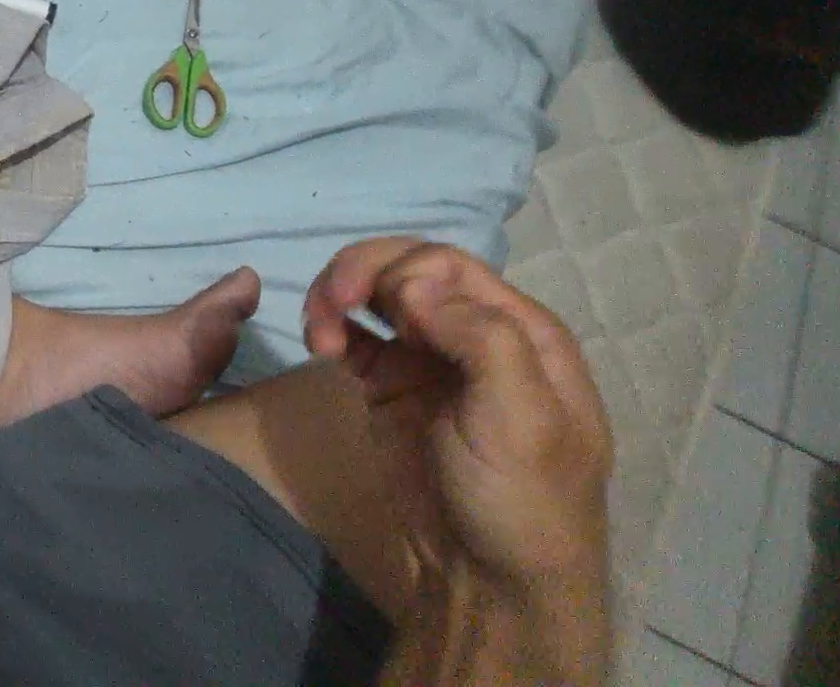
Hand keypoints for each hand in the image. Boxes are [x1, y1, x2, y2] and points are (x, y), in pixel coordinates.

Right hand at [303, 239, 612, 605]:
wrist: (488, 576)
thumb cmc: (521, 496)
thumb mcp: (521, 419)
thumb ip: (480, 338)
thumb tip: (413, 280)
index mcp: (518, 330)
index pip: (445, 264)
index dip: (395, 268)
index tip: (361, 303)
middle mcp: (469, 332)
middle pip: (403, 269)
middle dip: (357, 274)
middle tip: (326, 304)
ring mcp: (425, 358)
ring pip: (372, 296)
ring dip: (335, 300)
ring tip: (317, 336)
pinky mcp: (388, 384)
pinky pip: (353, 336)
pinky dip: (330, 330)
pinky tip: (321, 349)